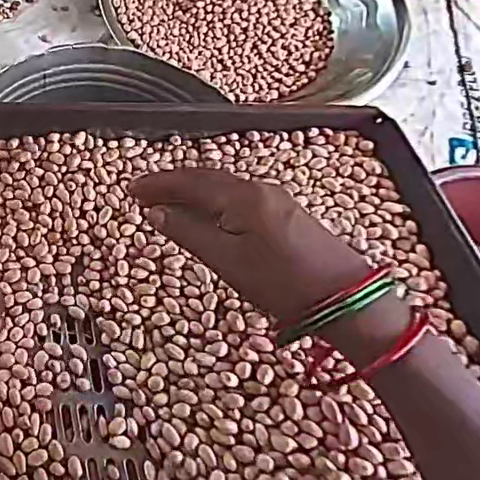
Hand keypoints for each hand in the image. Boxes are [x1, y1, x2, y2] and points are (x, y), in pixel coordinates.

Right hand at [130, 169, 410, 363]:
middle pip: (205, 178)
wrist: (349, 301)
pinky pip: (237, 197)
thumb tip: (155, 212)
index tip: (130, 190)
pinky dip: (210, 200)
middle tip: (141, 193)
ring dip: (190, 191)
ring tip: (164, 202)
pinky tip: (202, 213)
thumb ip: (187, 231)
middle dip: (170, 183)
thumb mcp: (225, 260)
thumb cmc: (282, 283)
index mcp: (242, 196)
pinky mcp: (286, 215)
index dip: (156, 184)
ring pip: (222, 187)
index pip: (188, 181)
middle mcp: (259, 190)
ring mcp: (276, 201)